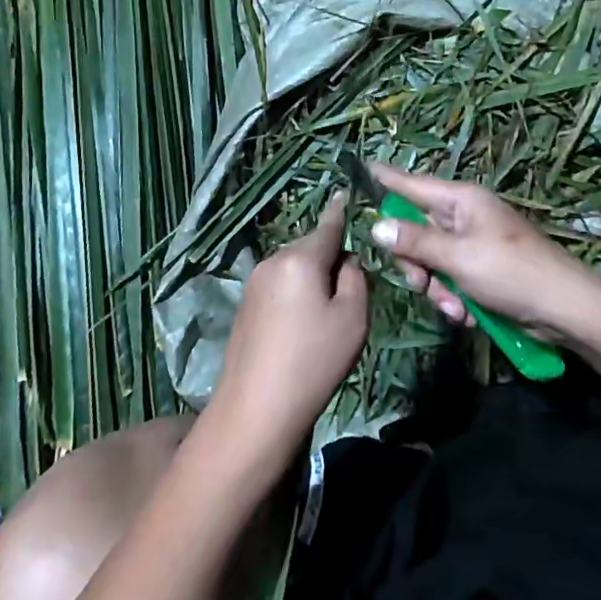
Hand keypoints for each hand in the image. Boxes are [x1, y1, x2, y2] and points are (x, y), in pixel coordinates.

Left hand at [206, 192, 367, 459]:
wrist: (257, 407)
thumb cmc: (314, 360)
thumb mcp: (352, 317)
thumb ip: (355, 278)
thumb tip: (345, 260)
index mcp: (299, 258)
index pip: (327, 225)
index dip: (341, 211)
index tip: (346, 193)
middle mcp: (272, 261)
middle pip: (310, 247)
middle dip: (330, 255)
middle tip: (353, 283)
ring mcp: (253, 283)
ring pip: (294, 267)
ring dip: (313, 276)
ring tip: (329, 311)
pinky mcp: (245, 305)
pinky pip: (279, 285)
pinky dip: (296, 292)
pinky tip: (303, 323)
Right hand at [369, 164, 600, 341]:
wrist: (564, 309)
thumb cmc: (510, 272)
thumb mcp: (457, 257)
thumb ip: (414, 241)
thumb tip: (375, 225)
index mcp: (460, 200)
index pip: (410, 183)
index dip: (385, 178)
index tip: (361, 168)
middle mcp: (463, 217)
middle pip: (414, 230)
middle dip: (414, 262)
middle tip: (420, 283)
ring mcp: (471, 244)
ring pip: (429, 260)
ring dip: (435, 288)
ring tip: (453, 308)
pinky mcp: (479, 270)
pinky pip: (448, 278)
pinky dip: (452, 298)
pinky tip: (465, 314)